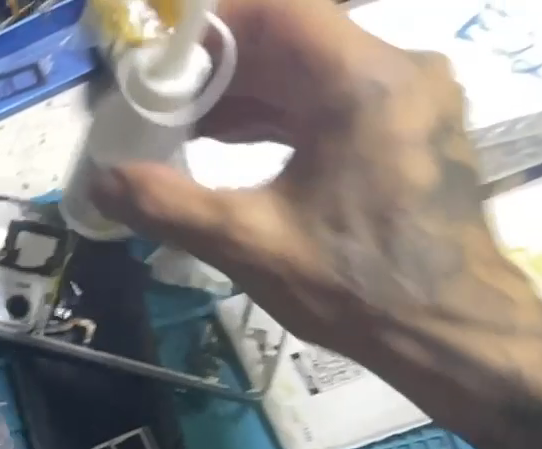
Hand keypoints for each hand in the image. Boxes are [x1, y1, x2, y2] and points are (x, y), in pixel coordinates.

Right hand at [92, 0, 541, 448]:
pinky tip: (223, 147)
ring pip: (308, 71)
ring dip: (239, 94)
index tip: (156, 62)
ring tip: (176, 129)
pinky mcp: (402, 131)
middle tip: (152, 103)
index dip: (212, 26)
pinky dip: (271, 116)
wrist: (443, 325)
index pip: (282, 11)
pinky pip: (325, 102)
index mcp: (363, 84)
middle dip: (216, 67)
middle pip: (292, 39)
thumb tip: (98, 181)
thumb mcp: (244, 244)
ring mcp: (405, 101)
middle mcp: (395, 72)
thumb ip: (165, 205)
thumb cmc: (350, 282)